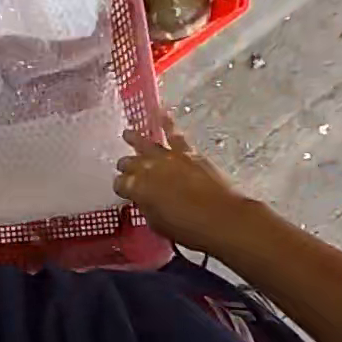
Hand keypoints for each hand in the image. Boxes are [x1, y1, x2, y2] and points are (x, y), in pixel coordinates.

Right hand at [114, 118, 260, 254]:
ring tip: (128, 133)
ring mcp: (169, 158)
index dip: (121, 187)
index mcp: (137, 189)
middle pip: (132, 163)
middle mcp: (149, 169)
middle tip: (123, 166)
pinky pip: (174, 134)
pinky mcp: (188, 153)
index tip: (123, 190)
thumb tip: (145, 200)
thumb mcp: (158, 224)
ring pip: (148, 145)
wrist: (220, 217)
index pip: (121, 184)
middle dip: (126, 165)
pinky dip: (167, 122)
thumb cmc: (188, 228)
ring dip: (136, 139)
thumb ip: (148, 208)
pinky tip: (162, 113)